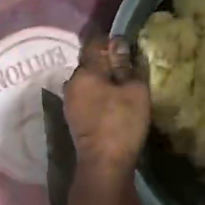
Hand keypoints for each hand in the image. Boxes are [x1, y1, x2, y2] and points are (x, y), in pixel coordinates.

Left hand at [63, 34, 149, 178]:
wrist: (104, 164)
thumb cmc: (121, 122)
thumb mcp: (134, 90)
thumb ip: (126, 65)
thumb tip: (119, 44)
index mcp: (85, 72)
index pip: (94, 44)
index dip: (109, 40)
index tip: (125, 42)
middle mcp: (72, 83)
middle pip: (90, 64)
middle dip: (106, 62)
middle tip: (128, 65)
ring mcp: (70, 102)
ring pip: (88, 82)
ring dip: (103, 80)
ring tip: (123, 85)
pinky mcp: (74, 118)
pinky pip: (87, 97)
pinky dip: (99, 95)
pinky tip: (113, 102)